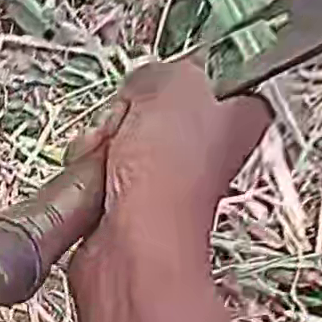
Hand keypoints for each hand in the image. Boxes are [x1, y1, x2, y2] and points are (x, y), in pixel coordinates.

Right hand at [65, 61, 270, 321]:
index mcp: (238, 117)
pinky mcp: (122, 219)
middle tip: (114, 134)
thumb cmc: (167, 177)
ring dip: (95, 155)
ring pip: (115, 153)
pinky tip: (85, 190)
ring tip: (96, 164)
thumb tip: (138, 88)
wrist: (131, 247)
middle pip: (146, 119)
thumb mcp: (169, 86)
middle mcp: (202, 157)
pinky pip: (94, 188)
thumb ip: (158, 73)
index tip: (144, 97)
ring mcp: (160, 192)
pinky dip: (83, 186)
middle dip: (118, 124)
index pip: (194, 85)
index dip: (159, 88)